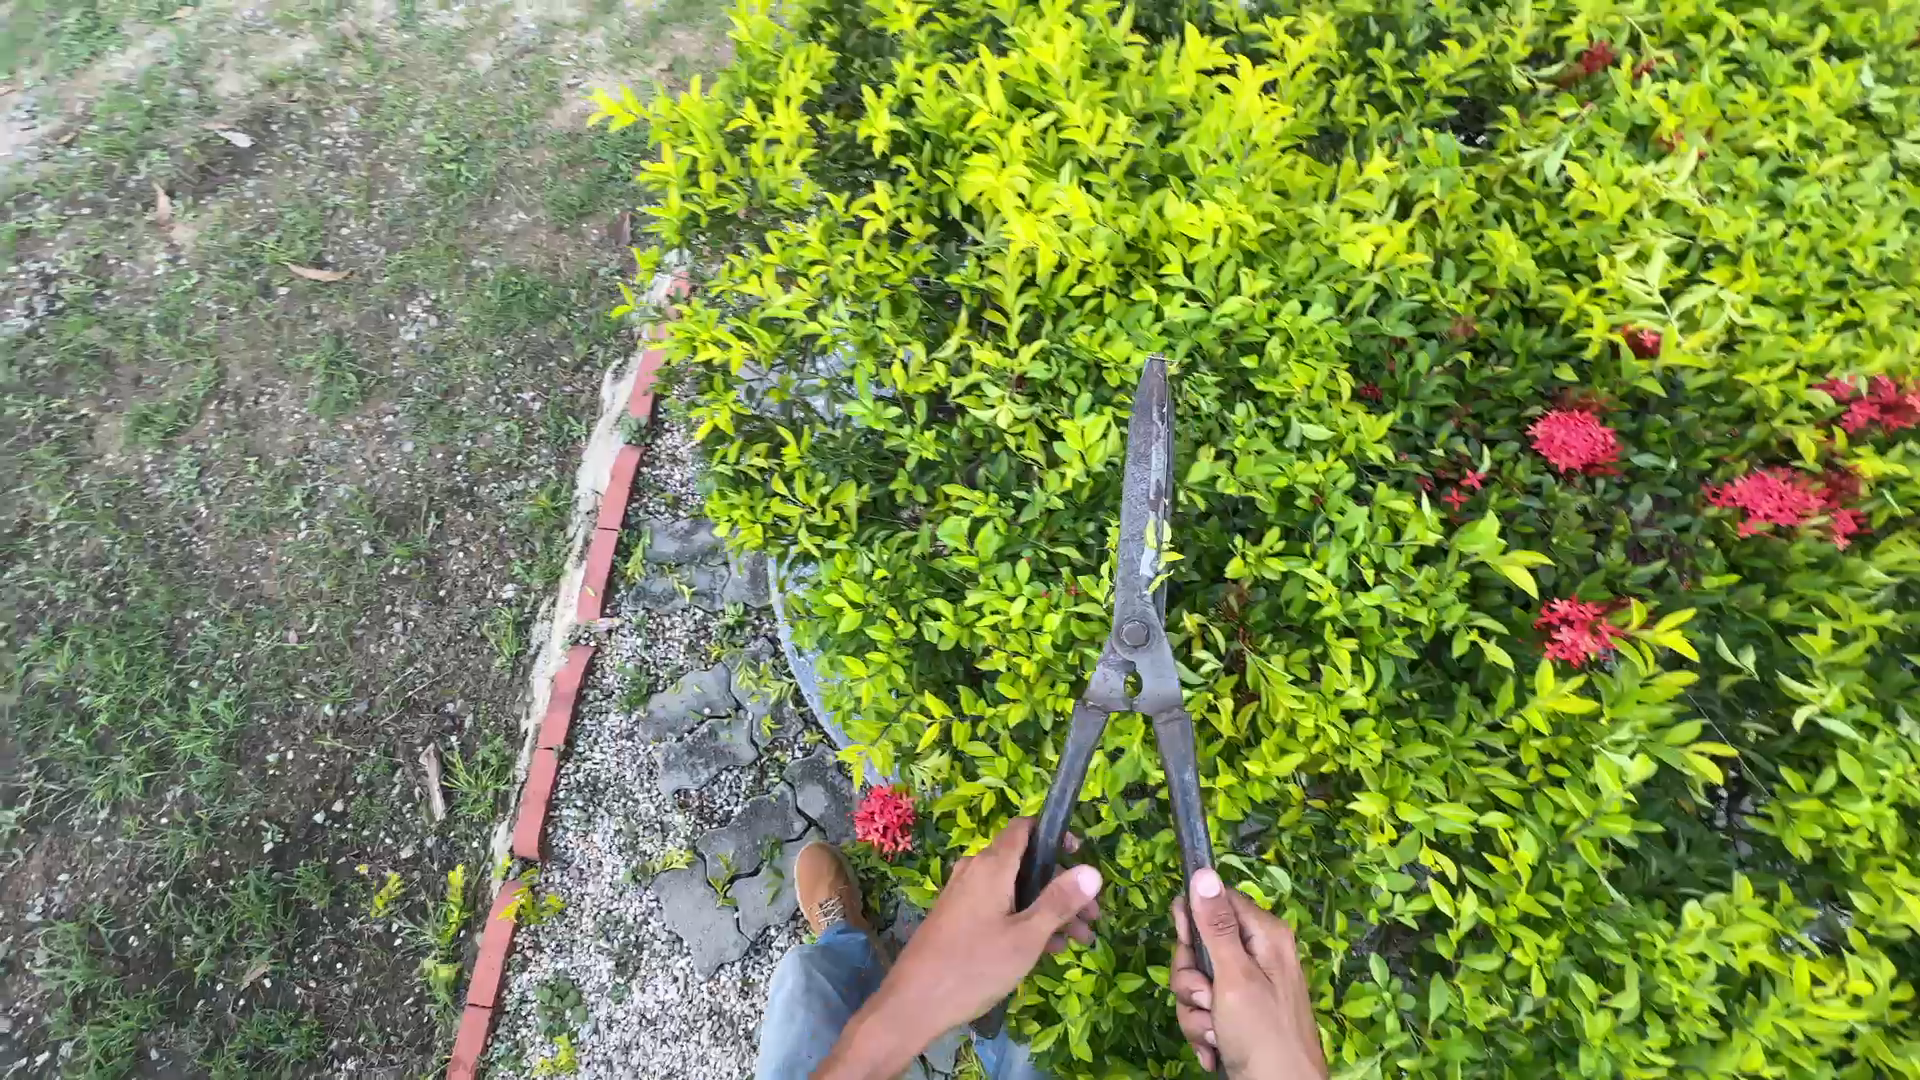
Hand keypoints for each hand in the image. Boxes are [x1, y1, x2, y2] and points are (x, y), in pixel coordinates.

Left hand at [816, 818, 1102, 1077]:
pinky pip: (998, 904)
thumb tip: (1093, 870)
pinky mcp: (958, 914)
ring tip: (1077, 941)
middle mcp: (977, 869)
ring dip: (1046, 909)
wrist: (914, 1002)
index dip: (1055, 835)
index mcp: (993, 864)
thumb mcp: (1026, 937)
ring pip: (1014, 888)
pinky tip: (1045, 950)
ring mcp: (965, 892)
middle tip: (1091, 917)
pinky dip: (1023, 919)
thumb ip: (1059, 902)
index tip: (1081, 858)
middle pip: (1025, 863)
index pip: (1026, 827)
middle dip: (1061, 886)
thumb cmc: (974, 966)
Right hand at [1170, 869, 1325, 1079]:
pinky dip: (1203, 1029)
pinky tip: (1215, 1048)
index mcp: (1264, 935)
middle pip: (1200, 942)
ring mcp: (1247, 987)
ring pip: (1196, 978)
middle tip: (1205, 999)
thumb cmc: (1263, 1036)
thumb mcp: (1234, 977)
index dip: (1193, 920)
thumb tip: (1203, 870)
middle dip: (1191, 977)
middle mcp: (1257, 955)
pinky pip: (1203, 1007)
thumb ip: (1215, 926)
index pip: (1215, 900)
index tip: (1185, 942)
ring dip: (1195, 1009)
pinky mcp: (1237, 1016)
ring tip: (1214, 1033)